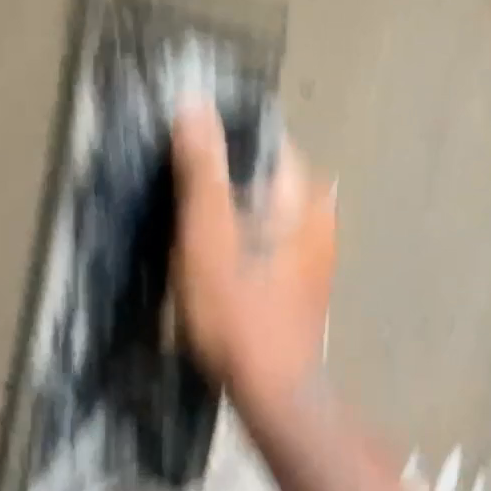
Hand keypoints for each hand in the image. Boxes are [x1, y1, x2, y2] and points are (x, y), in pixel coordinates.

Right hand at [170, 104, 336, 416]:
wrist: (270, 387)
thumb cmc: (235, 306)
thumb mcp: (206, 231)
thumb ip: (201, 167)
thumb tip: (193, 103)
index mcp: (300, 191)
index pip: (260, 137)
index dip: (217, 136)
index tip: (177, 149)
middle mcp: (317, 211)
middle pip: (258, 172)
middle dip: (218, 173)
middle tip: (172, 191)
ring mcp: (314, 247)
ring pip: (260, 204)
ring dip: (226, 205)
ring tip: (184, 222)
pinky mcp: (301, 276)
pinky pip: (264, 233)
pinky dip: (237, 233)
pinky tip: (210, 256)